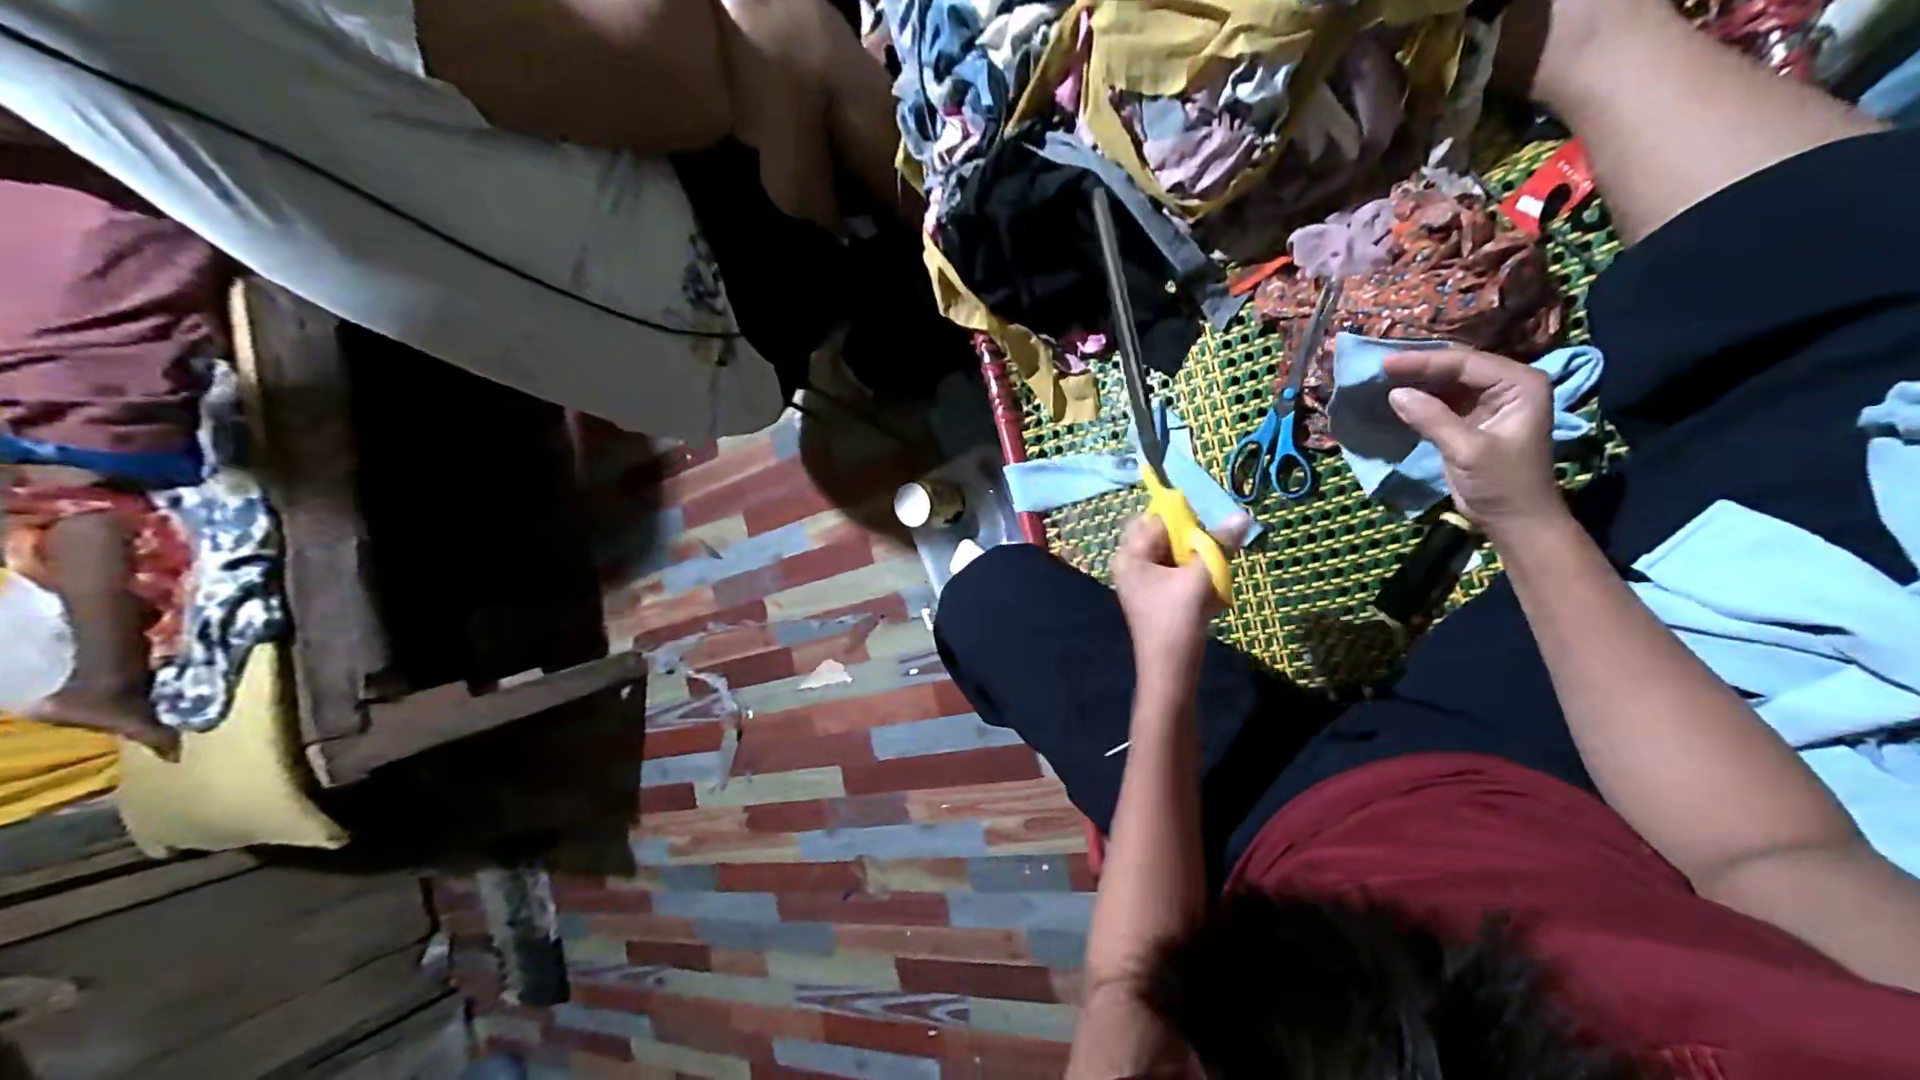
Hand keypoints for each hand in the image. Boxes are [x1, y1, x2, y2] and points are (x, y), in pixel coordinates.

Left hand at [1111, 512, 1250, 701]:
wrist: (1169, 671)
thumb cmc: (1177, 622)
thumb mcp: (1200, 579)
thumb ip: (1218, 545)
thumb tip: (1241, 515)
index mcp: (1130, 555)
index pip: (1155, 517)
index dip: (1185, 516)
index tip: (1211, 522)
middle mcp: (1128, 563)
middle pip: (1160, 534)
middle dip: (1189, 537)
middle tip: (1212, 547)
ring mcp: (1138, 580)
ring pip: (1168, 553)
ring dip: (1193, 556)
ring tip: (1211, 569)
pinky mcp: (1151, 595)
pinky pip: (1170, 571)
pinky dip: (1189, 573)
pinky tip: (1206, 588)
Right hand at [1384, 348, 1566, 538]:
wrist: (1513, 519)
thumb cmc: (1502, 484)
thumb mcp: (1467, 450)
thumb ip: (1433, 419)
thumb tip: (1394, 393)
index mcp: (1520, 385)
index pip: (1466, 364)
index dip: (1424, 362)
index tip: (1386, 363)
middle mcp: (1507, 386)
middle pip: (1456, 367)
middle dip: (1418, 367)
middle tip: (1379, 366)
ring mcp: (1487, 402)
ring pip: (1445, 382)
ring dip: (1415, 381)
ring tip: (1380, 377)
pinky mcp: (1468, 418)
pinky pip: (1439, 400)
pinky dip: (1417, 398)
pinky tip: (1393, 395)